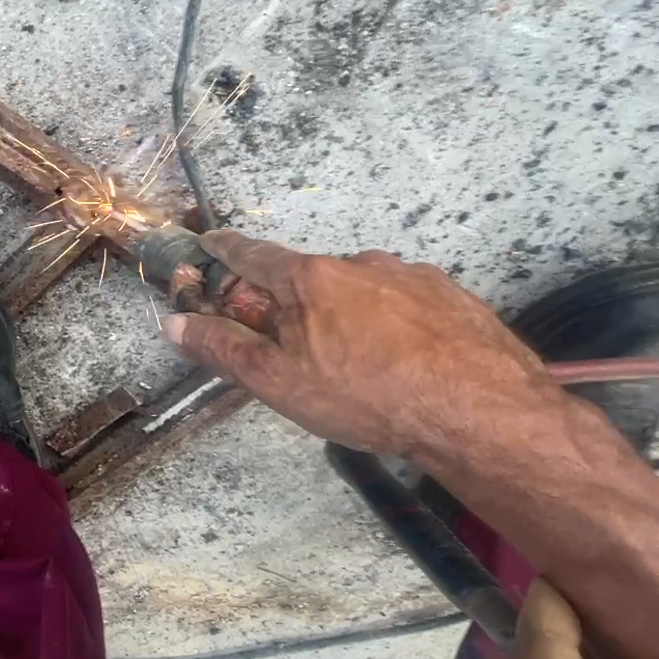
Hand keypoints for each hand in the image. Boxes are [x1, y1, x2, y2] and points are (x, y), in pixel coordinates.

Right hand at [159, 230, 565, 459]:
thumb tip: (175, 323)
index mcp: (310, 278)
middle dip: (292, 300)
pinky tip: (402, 360)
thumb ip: (222, 348)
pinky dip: (391, 322)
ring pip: (360, 289)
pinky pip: (405, 302)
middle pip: (308, 276)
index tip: (209, 242)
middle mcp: (360, 263)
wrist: (484, 416)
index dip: (225, 249)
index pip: (253, 254)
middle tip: (291, 340)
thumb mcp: (277, 381)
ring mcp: (413, 277)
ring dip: (345, 311)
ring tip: (355, 359)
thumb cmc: (367, 396)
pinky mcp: (456, 298)